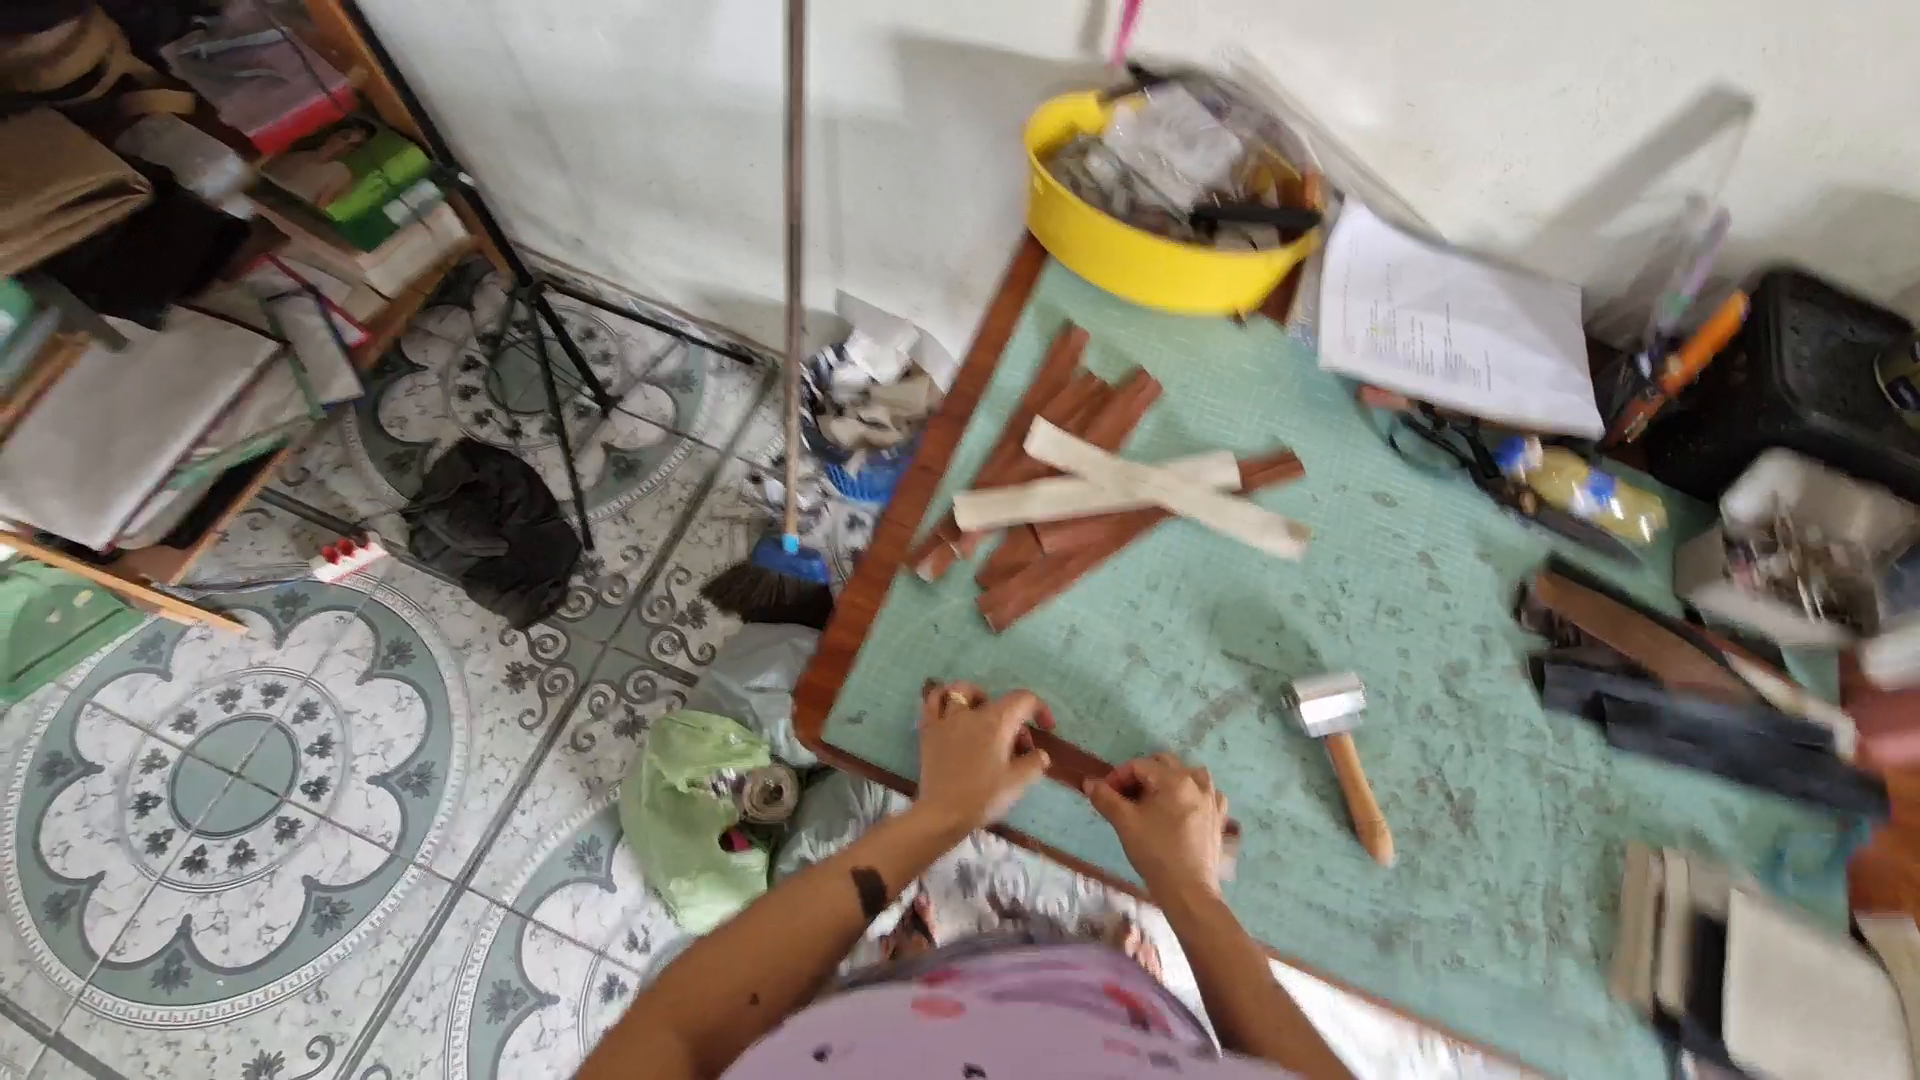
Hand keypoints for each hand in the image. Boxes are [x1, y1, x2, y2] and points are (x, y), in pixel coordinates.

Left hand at [916, 681, 1053, 831]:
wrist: (943, 814)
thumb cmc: (982, 796)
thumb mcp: (1017, 783)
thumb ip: (1034, 763)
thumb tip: (1040, 753)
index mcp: (996, 723)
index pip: (1024, 699)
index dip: (1040, 709)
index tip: (1046, 728)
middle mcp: (971, 714)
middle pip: (996, 700)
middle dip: (1013, 716)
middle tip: (1016, 743)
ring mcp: (946, 720)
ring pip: (958, 691)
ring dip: (975, 697)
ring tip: (982, 712)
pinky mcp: (928, 732)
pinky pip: (932, 703)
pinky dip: (943, 699)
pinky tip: (951, 712)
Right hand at [1084, 753, 1229, 900]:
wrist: (1188, 891)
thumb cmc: (1155, 853)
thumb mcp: (1125, 823)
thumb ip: (1105, 798)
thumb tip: (1089, 782)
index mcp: (1174, 780)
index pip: (1139, 765)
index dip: (1118, 776)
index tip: (1106, 794)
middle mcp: (1196, 783)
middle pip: (1164, 764)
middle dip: (1142, 775)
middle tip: (1126, 796)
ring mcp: (1212, 800)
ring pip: (1190, 774)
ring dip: (1170, 779)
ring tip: (1155, 798)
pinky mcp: (1219, 818)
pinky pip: (1208, 794)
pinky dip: (1194, 794)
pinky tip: (1185, 807)